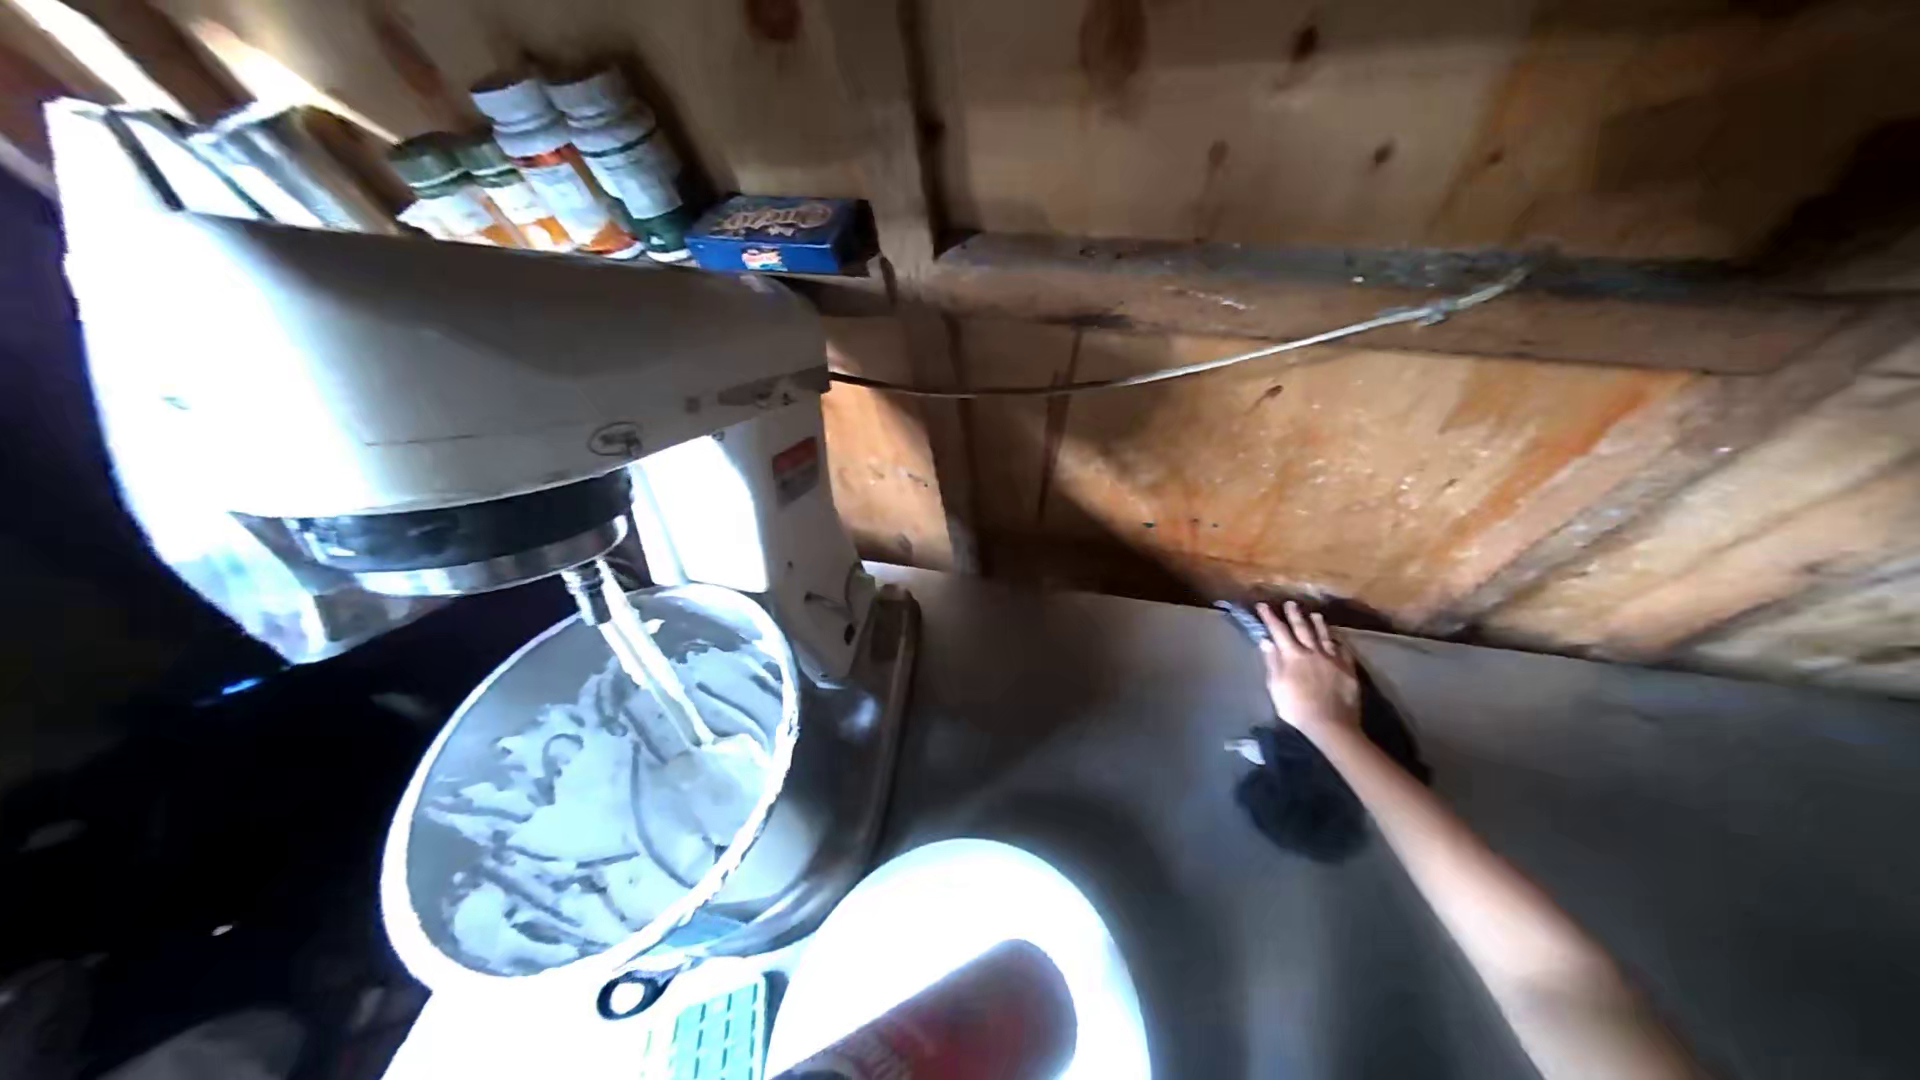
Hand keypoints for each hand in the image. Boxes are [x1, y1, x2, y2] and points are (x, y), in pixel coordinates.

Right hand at [1257, 601, 1359, 740]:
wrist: (1330, 723)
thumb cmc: (1296, 707)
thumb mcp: (1276, 686)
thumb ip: (1272, 662)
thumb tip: (1266, 641)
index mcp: (1292, 655)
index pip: (1278, 631)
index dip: (1270, 617)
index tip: (1263, 605)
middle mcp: (1312, 652)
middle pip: (1302, 628)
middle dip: (1294, 614)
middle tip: (1290, 603)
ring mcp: (1332, 659)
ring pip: (1324, 636)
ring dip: (1318, 623)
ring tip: (1315, 614)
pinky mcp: (1347, 669)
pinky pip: (1343, 650)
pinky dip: (1337, 642)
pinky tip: (1336, 639)